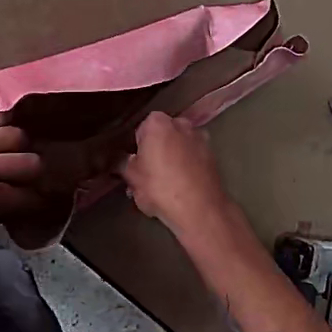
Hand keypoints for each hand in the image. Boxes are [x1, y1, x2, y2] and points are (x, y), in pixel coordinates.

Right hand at [116, 112, 235, 231]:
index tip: (136, 163)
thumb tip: (117, 158)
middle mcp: (181, 123)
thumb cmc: (159, 188)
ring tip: (167, 183)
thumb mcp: (131, 177)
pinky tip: (183, 185)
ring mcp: (201, 138)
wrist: (199, 208)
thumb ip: (122, 162)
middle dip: (156, 150)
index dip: (137, 147)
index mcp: (158, 123)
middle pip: (163, 135)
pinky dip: (188, 165)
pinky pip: (194, 156)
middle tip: (149, 173)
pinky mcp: (213, 154)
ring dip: (173, 157)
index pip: (141, 129)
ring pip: (180, 145)